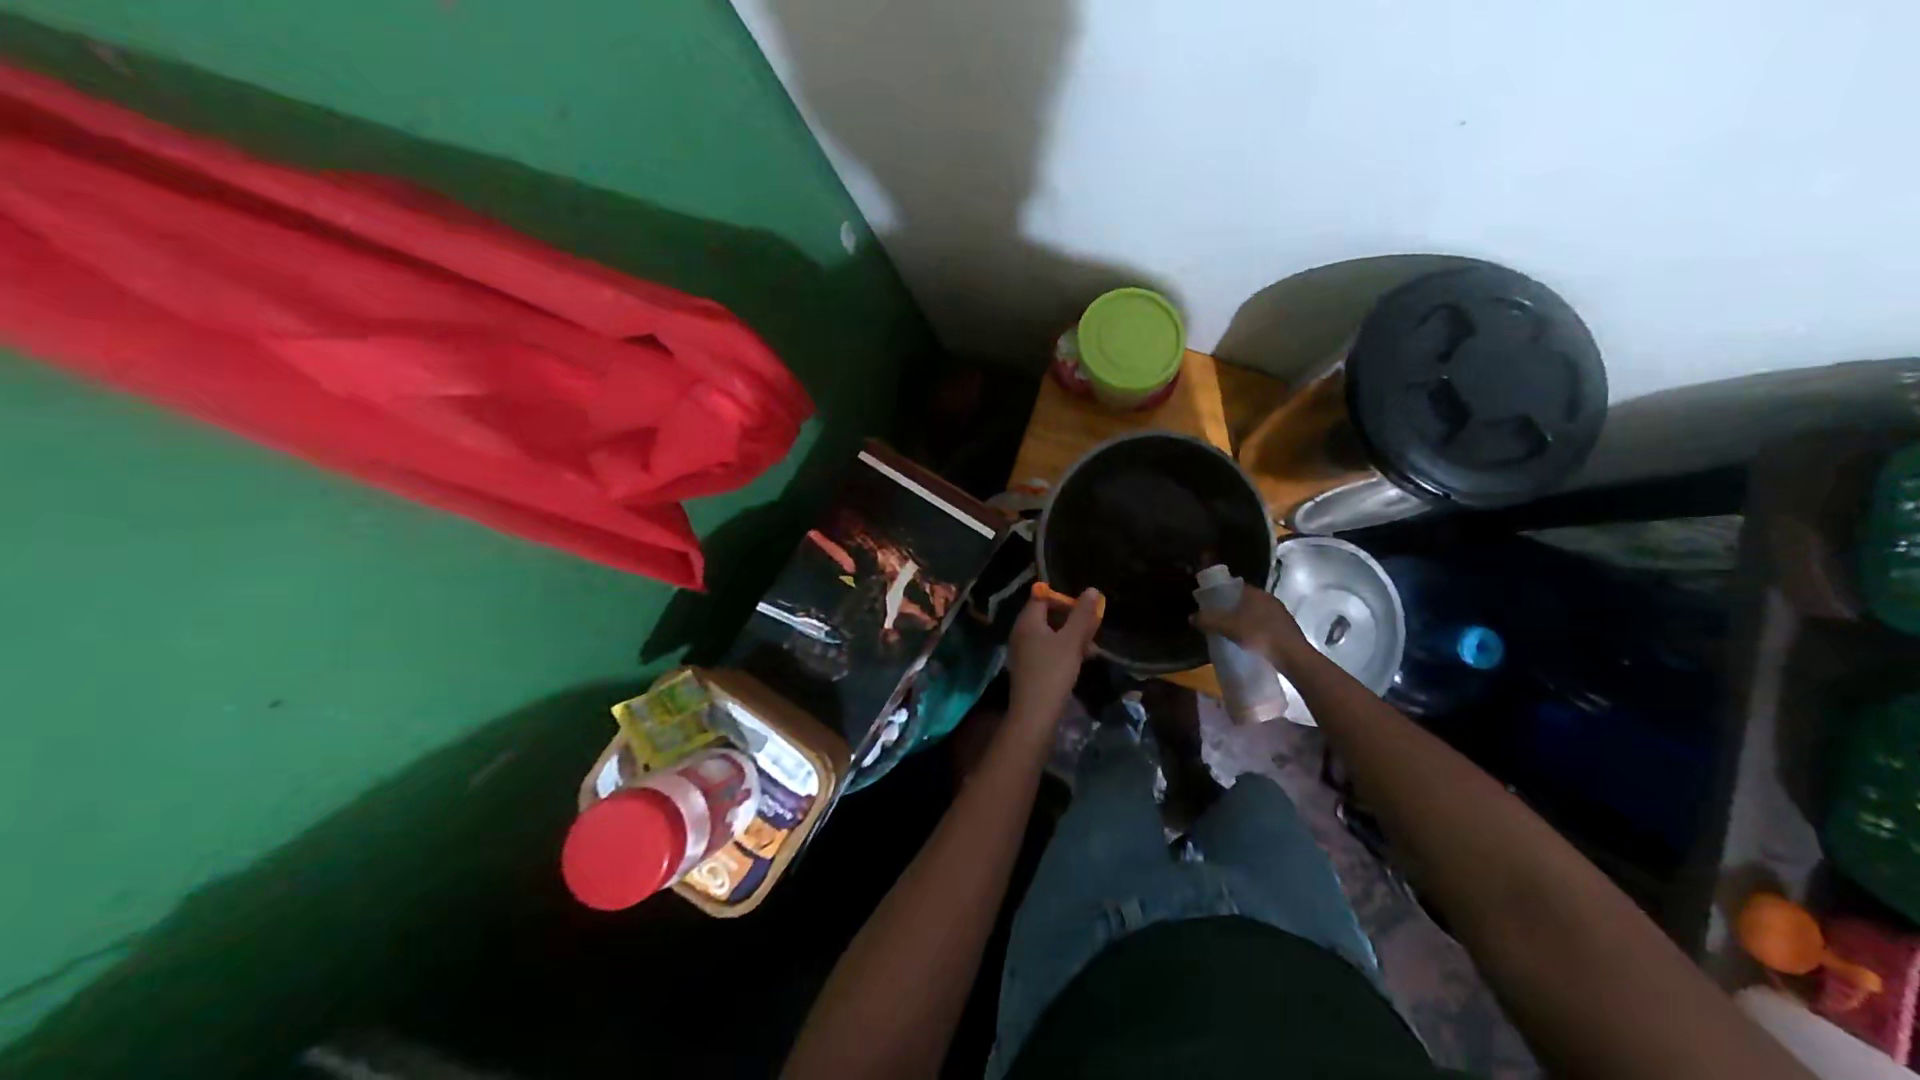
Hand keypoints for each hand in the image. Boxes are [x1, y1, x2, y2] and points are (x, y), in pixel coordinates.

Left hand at [1007, 586, 1101, 720]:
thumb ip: (1082, 615)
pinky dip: (1064, 651)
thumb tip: (1091, 590)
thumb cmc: (1053, 671)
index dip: (1064, 599)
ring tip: (1092, 649)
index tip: (1084, 609)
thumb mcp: (1072, 641)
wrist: (1035, 713)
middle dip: (1072, 620)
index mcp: (1027, 621)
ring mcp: (1024, 651)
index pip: (1042, 597)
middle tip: (1092, 630)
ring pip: (1051, 635)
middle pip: (1048, 616)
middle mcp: (1021, 633)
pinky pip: (1048, 651)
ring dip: (1072, 638)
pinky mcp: (1030, 668)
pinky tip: (1081, 661)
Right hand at [1191, 586, 1310, 668]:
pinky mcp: (1286, 628)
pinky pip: (1264, 624)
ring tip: (1231, 631)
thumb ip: (1208, 620)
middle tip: (1218, 619)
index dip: (1221, 593)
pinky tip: (1249, 641)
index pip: (1234, 586)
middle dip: (1231, 608)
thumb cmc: (1259, 635)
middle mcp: (1269, 599)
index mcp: (1256, 593)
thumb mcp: (1228, 627)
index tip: (1210, 603)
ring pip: (1255, 612)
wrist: (1292, 656)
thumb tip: (1192, 617)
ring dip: (1244, 619)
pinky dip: (1254, 629)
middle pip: (1244, 600)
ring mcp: (1280, 613)